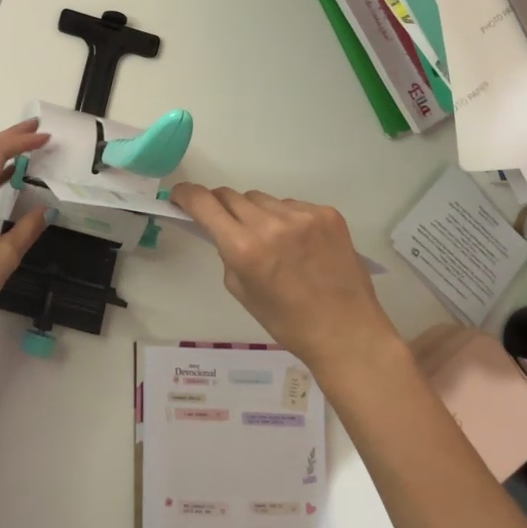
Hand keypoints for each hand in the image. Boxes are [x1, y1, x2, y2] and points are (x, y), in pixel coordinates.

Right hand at [171, 184, 399, 374]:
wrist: (346, 332)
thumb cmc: (287, 322)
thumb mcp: (241, 291)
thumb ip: (227, 253)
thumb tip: (223, 230)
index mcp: (244, 247)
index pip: (204, 203)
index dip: (186, 195)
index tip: (180, 196)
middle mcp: (270, 224)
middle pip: (231, 195)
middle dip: (221, 207)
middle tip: (227, 224)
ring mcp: (302, 216)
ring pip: (262, 199)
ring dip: (256, 213)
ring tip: (272, 241)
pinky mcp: (328, 214)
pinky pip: (293, 206)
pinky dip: (287, 219)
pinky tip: (300, 244)